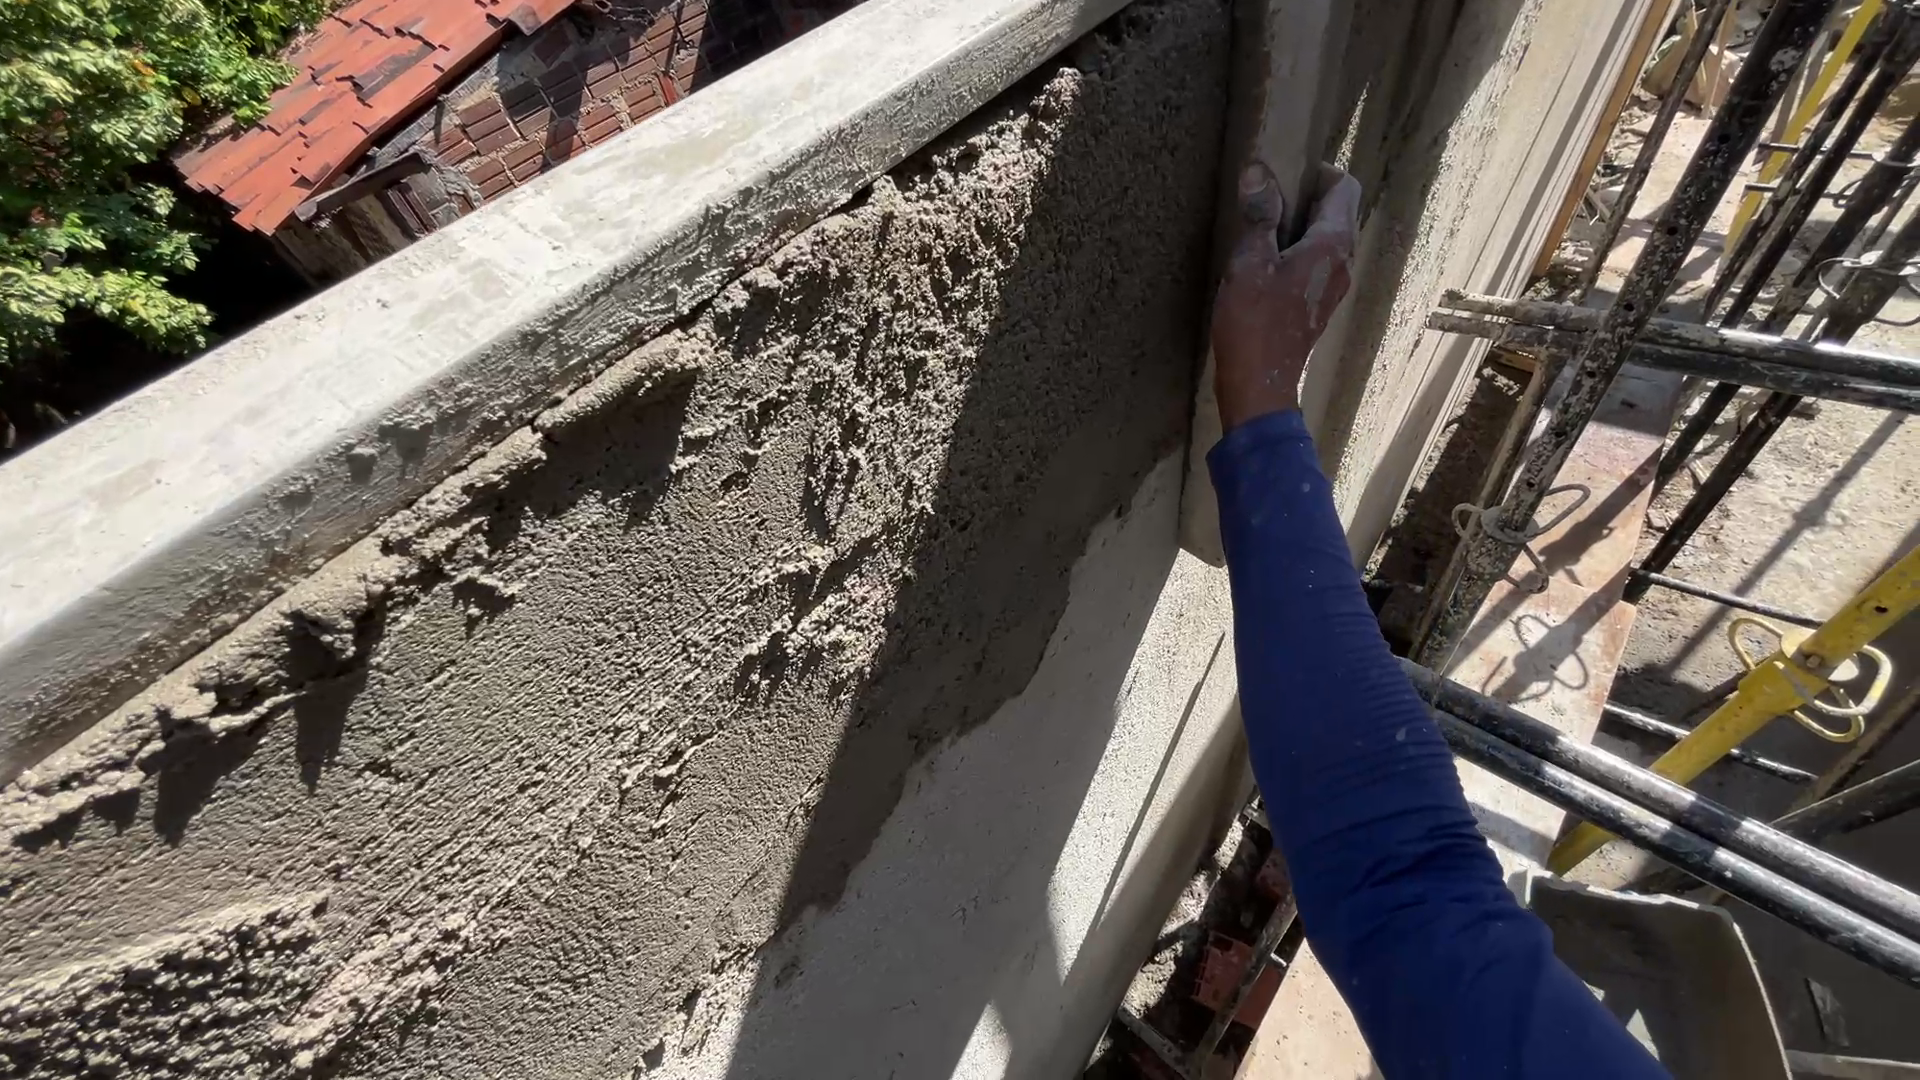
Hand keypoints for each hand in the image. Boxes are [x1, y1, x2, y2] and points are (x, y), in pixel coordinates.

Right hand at [1211, 161, 1360, 429]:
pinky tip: (1265, 270)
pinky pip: (1316, 267)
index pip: (1343, 187)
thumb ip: (1259, 216)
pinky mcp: (1317, 308)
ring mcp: (1334, 289)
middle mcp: (1343, 263)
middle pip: (1337, 214)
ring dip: (1299, 231)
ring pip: (1326, 242)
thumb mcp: (1249, 263)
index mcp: (1333, 244)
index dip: (1317, 174)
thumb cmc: (1254, 323)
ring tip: (1262, 237)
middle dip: (1306, 201)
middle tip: (1267, 205)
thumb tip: (1258, 171)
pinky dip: (1297, 257)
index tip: (1283, 178)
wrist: (1258, 384)